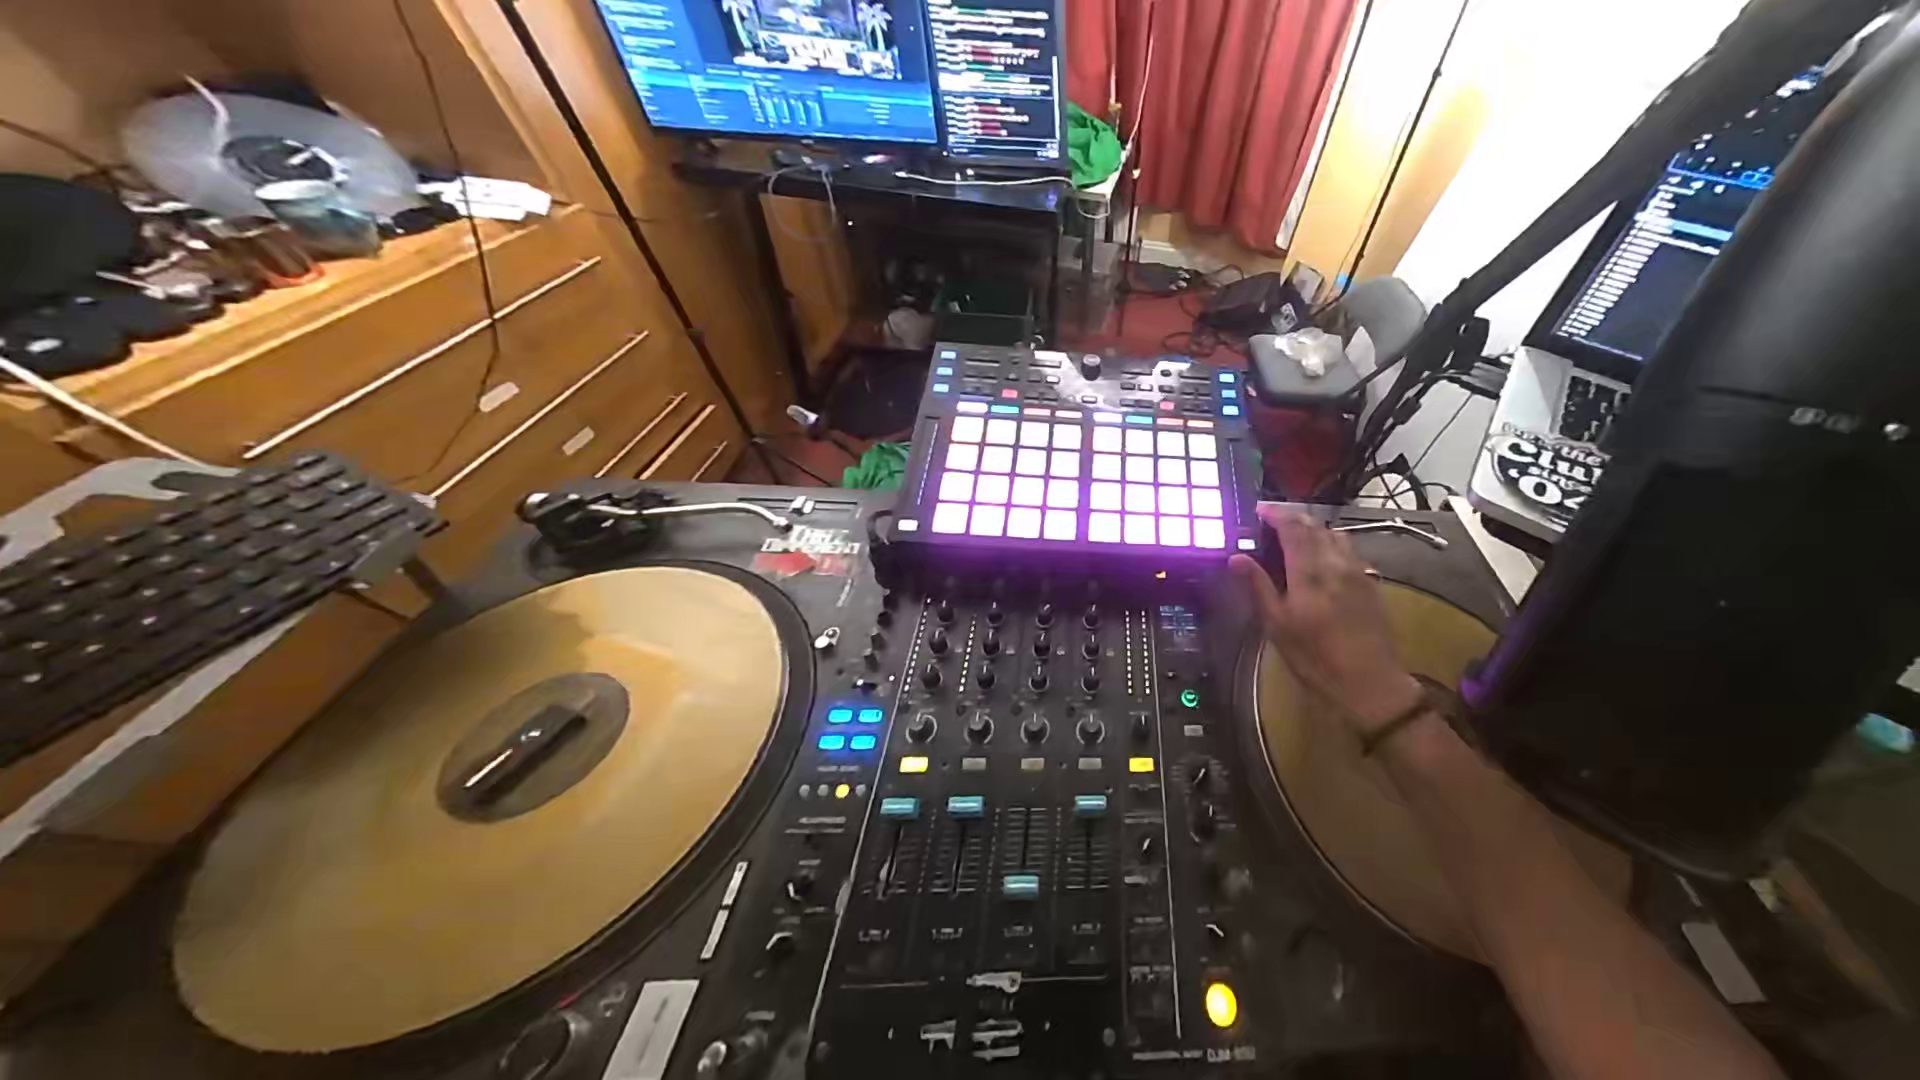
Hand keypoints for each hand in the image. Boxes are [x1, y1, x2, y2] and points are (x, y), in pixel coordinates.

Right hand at [1230, 505, 1422, 734]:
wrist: (1369, 682)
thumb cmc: (1314, 657)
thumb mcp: (1276, 624)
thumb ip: (1258, 586)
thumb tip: (1236, 558)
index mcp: (1310, 572)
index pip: (1293, 528)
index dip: (1276, 515)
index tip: (1259, 511)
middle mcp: (1337, 564)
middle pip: (1316, 526)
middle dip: (1293, 519)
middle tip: (1271, 523)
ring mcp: (1359, 572)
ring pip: (1336, 535)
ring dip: (1314, 529)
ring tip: (1295, 538)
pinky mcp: (1371, 584)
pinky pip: (1350, 551)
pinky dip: (1331, 544)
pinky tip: (1322, 560)